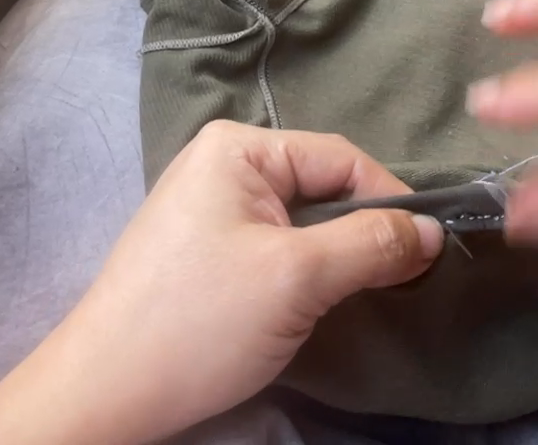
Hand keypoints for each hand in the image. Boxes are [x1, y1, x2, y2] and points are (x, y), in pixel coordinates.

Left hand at [0, 121, 443, 444]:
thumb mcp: (298, 277)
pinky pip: (273, 238)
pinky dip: (305, 263)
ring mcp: (209, 202)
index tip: (430, 248)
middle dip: (362, 227)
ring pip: (299, 215)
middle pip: (319, 183)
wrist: (106, 392)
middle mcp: (222, 160)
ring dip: (336, 249)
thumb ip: (370, 245)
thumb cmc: (202, 319)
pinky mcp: (203, 242)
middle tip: (403, 274)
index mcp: (238, 146)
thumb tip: (431, 230)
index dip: (389, 198)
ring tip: (365, 287)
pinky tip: (317, 294)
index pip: (338, 157)